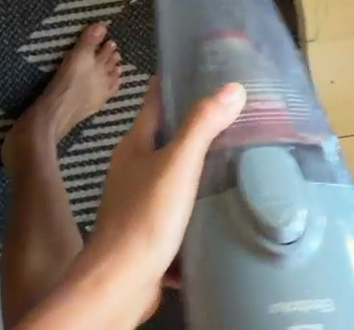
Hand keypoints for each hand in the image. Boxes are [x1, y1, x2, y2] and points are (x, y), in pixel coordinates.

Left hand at [86, 78, 246, 317]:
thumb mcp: (177, 164)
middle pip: (161, 140)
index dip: (169, 86)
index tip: (191, 71)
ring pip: (167, 179)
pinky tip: (215, 215)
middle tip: (225, 120)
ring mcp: (135, 204)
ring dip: (191, 172)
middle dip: (187, 130)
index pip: (152, 105)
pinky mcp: (145, 235)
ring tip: (228, 165)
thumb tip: (232, 88)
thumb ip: (202, 126)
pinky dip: (192, 212)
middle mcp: (130, 170)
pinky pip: (172, 216)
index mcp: (133, 146)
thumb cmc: (144, 215)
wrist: (121, 281)